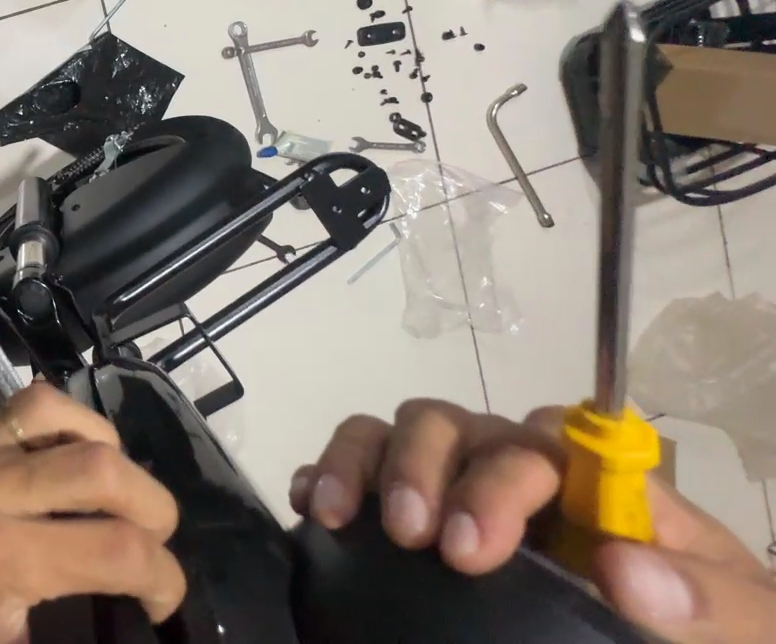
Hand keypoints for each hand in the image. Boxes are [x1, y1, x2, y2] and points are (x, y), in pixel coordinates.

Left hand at [0, 383, 184, 643]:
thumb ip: (75, 627)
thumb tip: (138, 622)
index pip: (117, 551)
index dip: (165, 581)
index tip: (163, 605)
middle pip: (101, 471)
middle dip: (153, 511)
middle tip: (155, 550)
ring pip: (67, 421)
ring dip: (116, 458)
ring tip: (125, 501)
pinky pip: (32, 404)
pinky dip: (74, 420)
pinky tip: (86, 456)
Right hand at [292, 399, 775, 643]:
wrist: (654, 642)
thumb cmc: (703, 628)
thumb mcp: (746, 629)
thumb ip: (711, 600)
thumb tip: (626, 568)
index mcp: (582, 478)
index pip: (533, 442)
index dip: (497, 481)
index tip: (470, 549)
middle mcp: (502, 462)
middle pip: (444, 423)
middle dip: (417, 470)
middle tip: (411, 537)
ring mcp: (444, 481)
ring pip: (384, 432)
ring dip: (355, 464)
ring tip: (338, 514)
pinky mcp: (396, 506)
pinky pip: (347, 466)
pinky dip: (324, 475)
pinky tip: (312, 505)